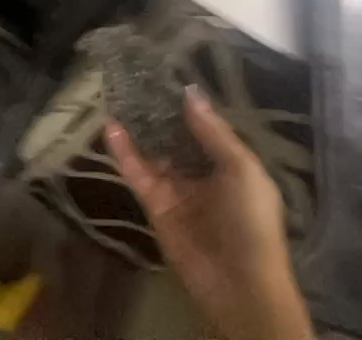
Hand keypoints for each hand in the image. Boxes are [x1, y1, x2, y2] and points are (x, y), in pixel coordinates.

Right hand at [104, 89, 313, 339]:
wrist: (239, 285)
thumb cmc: (251, 222)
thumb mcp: (242, 170)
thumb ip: (213, 132)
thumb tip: (189, 91)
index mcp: (230, 166)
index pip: (205, 129)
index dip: (187, 106)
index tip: (165, 75)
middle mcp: (202, 174)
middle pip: (175, 137)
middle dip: (157, 113)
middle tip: (134, 80)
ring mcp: (176, 189)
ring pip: (152, 152)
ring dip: (137, 128)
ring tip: (117, 96)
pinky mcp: (154, 205)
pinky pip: (137, 173)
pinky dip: (123, 152)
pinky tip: (110, 127)